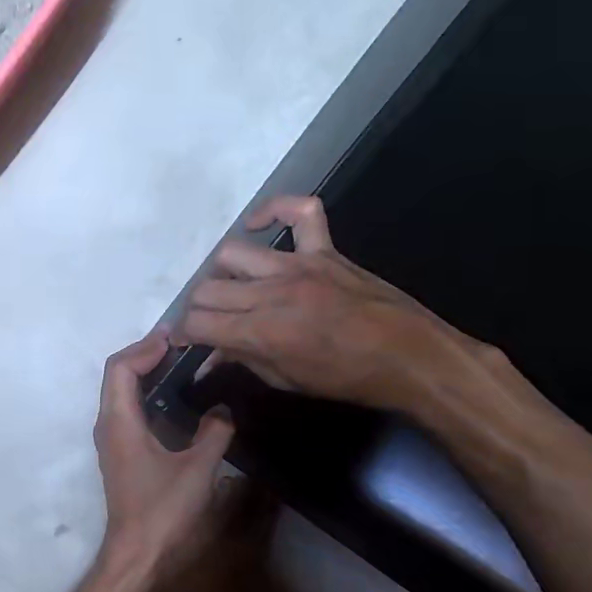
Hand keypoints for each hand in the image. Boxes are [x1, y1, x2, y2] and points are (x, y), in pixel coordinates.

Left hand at [93, 332, 236, 573]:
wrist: (137, 554)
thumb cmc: (163, 511)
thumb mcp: (198, 469)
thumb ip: (214, 432)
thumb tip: (224, 408)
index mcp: (119, 423)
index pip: (120, 368)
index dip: (145, 347)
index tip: (177, 339)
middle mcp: (108, 426)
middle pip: (117, 375)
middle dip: (146, 354)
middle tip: (183, 347)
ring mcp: (112, 441)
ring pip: (121, 393)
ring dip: (146, 373)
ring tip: (183, 365)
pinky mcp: (121, 453)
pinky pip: (128, 410)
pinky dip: (148, 394)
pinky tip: (178, 399)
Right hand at [176, 196, 499, 413]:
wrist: (407, 358)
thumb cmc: (347, 379)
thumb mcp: (287, 381)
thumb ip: (244, 361)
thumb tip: (209, 359)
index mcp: (261, 331)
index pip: (198, 323)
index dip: (184, 335)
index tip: (185, 342)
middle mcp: (271, 291)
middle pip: (208, 289)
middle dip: (198, 311)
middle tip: (208, 325)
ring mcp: (298, 264)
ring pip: (234, 253)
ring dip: (222, 274)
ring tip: (231, 289)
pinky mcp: (324, 251)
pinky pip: (299, 212)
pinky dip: (276, 210)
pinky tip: (260, 225)